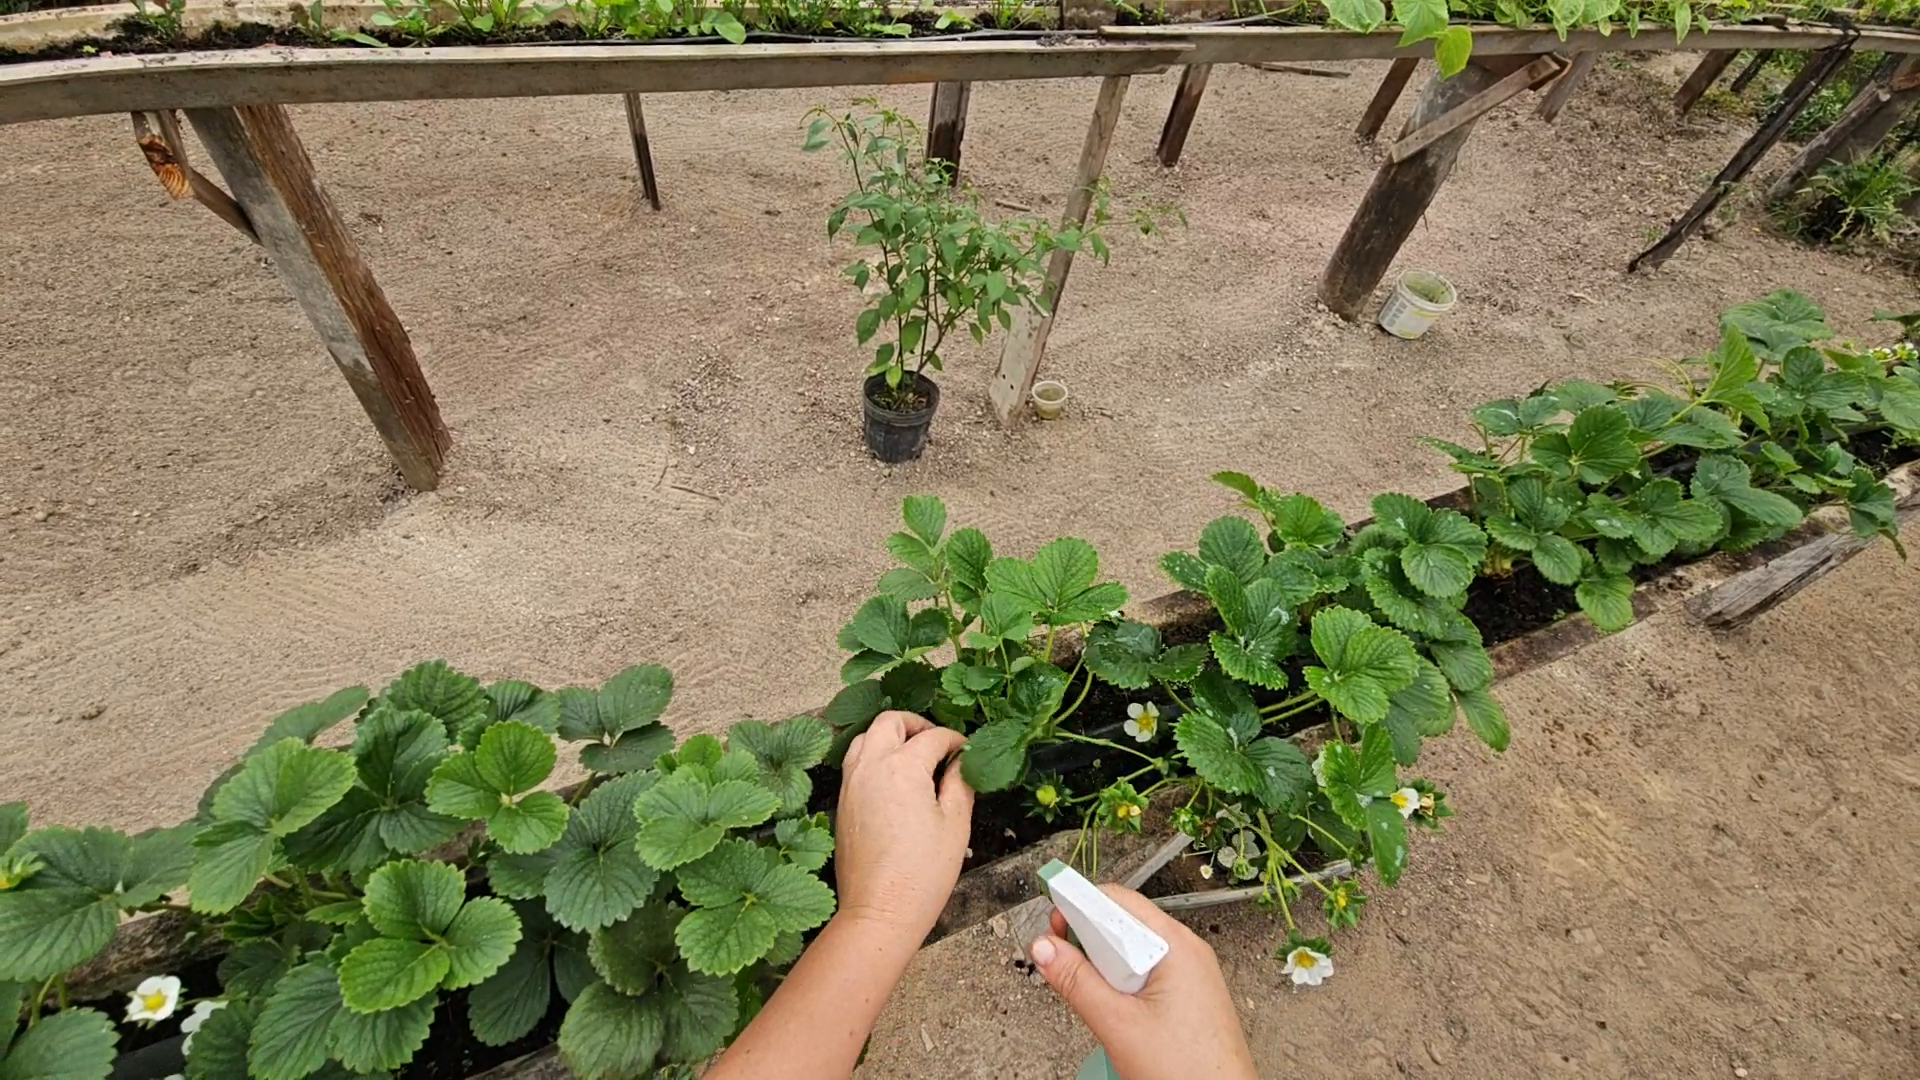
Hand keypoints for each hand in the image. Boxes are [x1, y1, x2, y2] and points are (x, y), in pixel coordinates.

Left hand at [833, 710, 973, 942]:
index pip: (933, 737)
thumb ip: (960, 783)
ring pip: (866, 737)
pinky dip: (873, 755)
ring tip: (912, 753)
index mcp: (903, 767)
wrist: (879, 912)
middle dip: (916, 723)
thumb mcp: (955, 825)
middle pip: (890, 721)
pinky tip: (892, 776)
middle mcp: (872, 766)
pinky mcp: (843, 801)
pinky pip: (855, 761)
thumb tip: (962, 762)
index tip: (966, 751)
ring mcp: (852, 782)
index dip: (955, 740)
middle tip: (937, 740)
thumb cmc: (922, 873)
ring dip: (890, 735)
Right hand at [1029, 885, 1256, 1079]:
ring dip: (1104, 961)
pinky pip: (1147, 970)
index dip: (1078, 906)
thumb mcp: (1119, 1025)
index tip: (1052, 922)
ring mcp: (1191, 973)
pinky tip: (1113, 1003)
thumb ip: (1076, 982)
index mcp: (1175, 945)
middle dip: (1087, 937)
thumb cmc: (1189, 1074)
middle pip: (1124, 922)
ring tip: (1089, 989)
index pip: (1116, 901)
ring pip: (1133, 948)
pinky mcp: (1190, 995)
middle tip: (1060, 958)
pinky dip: (1122, 979)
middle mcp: (1186, 951)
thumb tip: (1045, 949)